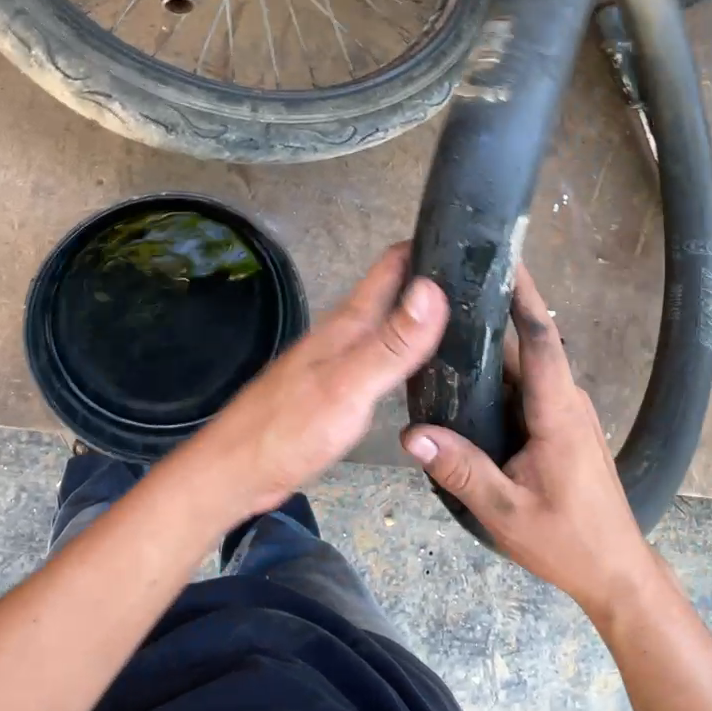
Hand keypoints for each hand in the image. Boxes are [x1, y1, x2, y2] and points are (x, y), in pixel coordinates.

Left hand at [178, 243, 448, 521]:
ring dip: (416, 315)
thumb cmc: (290, 429)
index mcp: (348, 324)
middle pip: (391, 293)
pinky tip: (418, 365)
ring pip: (384, 325)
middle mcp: (343, 334)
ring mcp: (336, 361)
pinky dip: (402, 351)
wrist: (236, 472)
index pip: (391, 266)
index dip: (424, 246)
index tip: (465, 237)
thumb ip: (392, 342)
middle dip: (428, 280)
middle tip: (475, 279)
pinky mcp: (334, 389)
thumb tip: (432, 288)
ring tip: (459, 316)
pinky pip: (377, 358)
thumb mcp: (348, 385)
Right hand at [401, 265, 658, 614]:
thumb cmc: (568, 541)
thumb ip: (461, 470)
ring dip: (491, 343)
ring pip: (524, 365)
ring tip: (444, 321)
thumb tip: (409, 435)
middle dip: (493, 308)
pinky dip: (497, 373)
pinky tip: (463, 377)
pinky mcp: (561, 424)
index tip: (502, 256)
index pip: (540, 336)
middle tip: (446, 285)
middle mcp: (566, 400)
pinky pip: (526, 385)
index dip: (523, 294)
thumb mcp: (507, 511)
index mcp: (558, 411)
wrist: (616, 573)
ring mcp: (566, 411)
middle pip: (526, 343)